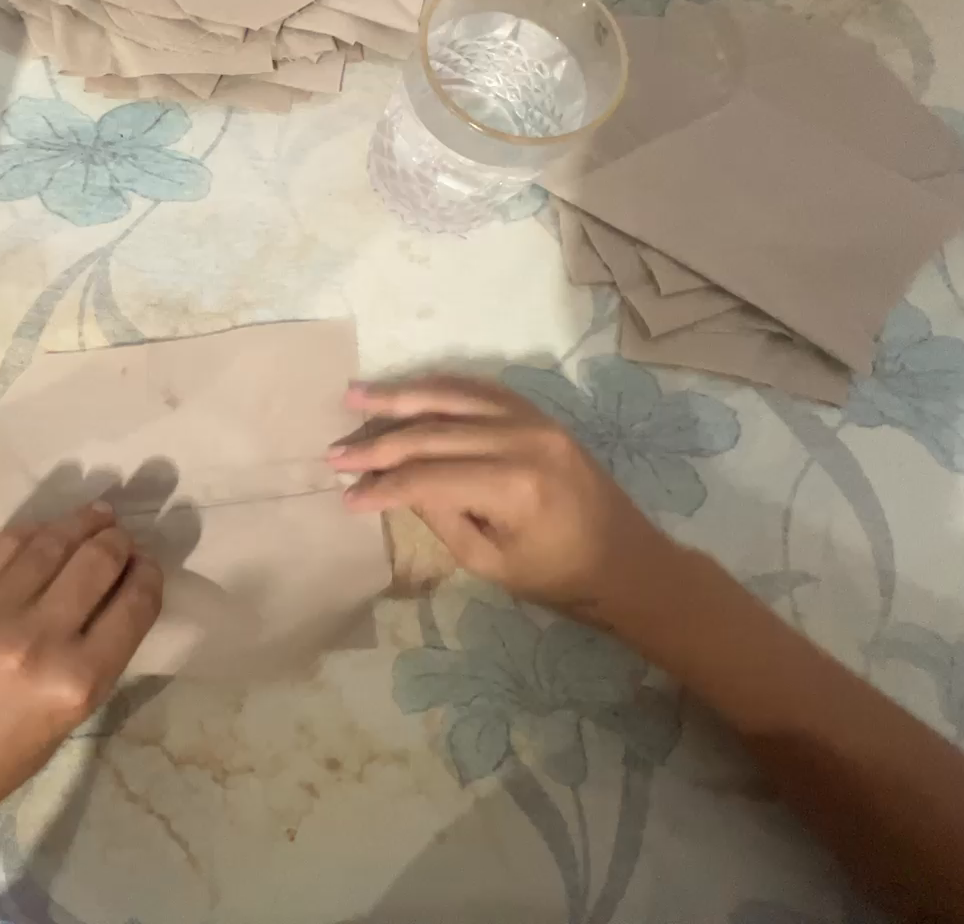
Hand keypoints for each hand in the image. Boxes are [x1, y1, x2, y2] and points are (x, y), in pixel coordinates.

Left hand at [0, 502, 161, 831]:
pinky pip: (5, 544)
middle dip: (120, 542)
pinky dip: (36, 530)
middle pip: (97, 561)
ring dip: (83, 522)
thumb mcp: (77, 710)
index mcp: (79, 681)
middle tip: (123, 539)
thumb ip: (104, 646)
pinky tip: (50, 530)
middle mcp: (39, 641)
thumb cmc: (11, 752)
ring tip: (98, 515)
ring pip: (52, 542)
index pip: (135, 603)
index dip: (150, 574)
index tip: (147, 565)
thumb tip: (125, 582)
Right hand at [327, 375, 685, 620]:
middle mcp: (522, 440)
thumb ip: (439, 516)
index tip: (346, 496)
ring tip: (354, 396)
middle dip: (376, 443)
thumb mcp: (489, 562)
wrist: (628, 560)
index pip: (426, 478)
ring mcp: (533, 419)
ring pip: (449, 398)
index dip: (381, 487)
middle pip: (430, 433)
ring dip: (397, 397)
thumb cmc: (557, 575)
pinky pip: (478, 389)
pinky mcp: (537, 413)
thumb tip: (396, 485)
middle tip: (334, 451)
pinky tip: (406, 390)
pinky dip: (437, 388)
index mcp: (514, 486)